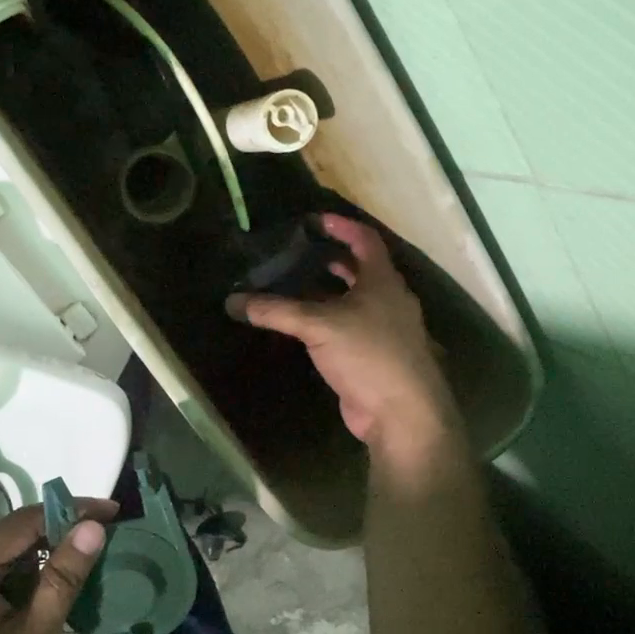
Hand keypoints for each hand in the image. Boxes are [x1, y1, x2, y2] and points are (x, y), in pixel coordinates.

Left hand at [0, 498, 115, 633]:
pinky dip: (19, 583)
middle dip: (57, 537)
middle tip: (103, 542)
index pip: (24, 521)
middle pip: (10, 537)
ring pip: (1, 559)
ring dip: (40, 563)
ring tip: (83, 571)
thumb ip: (62, 579)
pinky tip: (48, 597)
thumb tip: (93, 528)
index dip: (71, 512)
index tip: (112, 511)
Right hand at [227, 214, 463, 472]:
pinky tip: (305, 329)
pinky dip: (328, 322)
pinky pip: (350, 329)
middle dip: (331, 261)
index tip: (315, 221)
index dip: (342, 227)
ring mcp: (385, 330)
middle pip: (361, 271)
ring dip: (328, 294)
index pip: (365, 241)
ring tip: (295, 289)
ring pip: (354, 302)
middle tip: (299, 255)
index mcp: (383, 282)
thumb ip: (276, 311)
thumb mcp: (318, 326)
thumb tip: (233, 301)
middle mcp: (389, 300)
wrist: (401, 412)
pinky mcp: (375, 357)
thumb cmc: (368, 355)